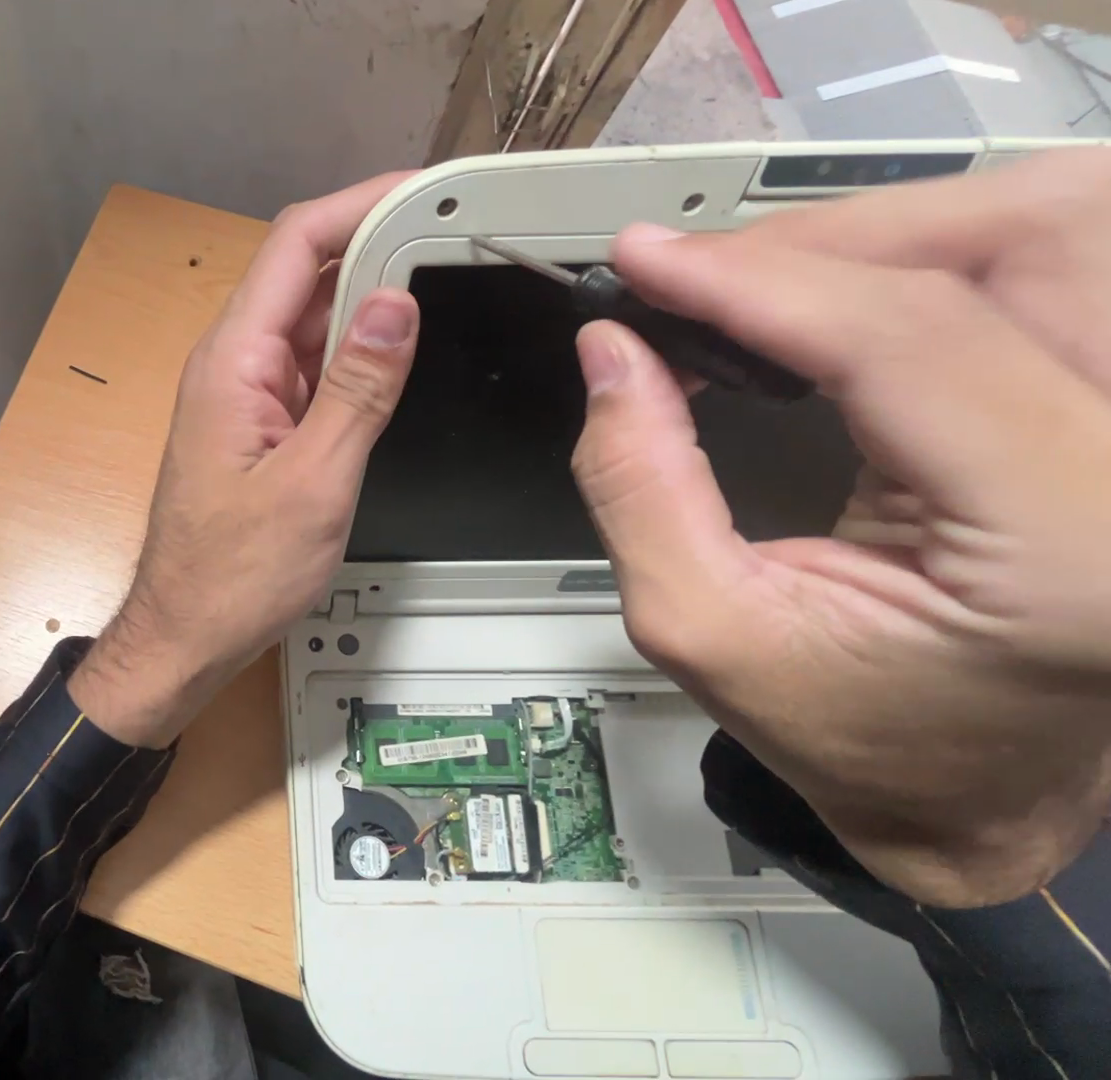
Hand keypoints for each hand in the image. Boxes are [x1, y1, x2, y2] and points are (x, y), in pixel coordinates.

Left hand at [70, 173, 419, 748]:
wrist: (188, 631)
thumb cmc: (235, 575)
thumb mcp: (313, 482)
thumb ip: (357, 390)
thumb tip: (393, 305)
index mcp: (233, 363)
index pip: (295, 244)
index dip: (362, 203)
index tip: (430, 189)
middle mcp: (233, 365)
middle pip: (305, 273)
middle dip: (378, 242)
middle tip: (457, 230)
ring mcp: (246, 394)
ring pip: (312, 319)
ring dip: (371, 295)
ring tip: (446, 274)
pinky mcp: (260, 423)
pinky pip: (312, 366)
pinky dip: (357, 349)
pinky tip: (401, 346)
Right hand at [571, 148, 1110, 907]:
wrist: (973, 781)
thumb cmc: (838, 728)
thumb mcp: (696, 624)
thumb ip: (638, 484)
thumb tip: (610, 349)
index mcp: (1069, 540)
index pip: (915, 342)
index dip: (762, 281)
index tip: (642, 261)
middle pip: (1034, 238)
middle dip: (834, 237)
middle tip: (698, 280)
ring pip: (1060, 225)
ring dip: (886, 232)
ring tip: (755, 287)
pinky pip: (1054, 267)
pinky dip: (923, 256)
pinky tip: (826, 299)